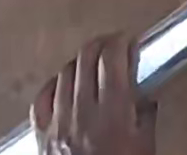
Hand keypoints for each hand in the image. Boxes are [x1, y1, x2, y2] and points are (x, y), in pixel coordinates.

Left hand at [32, 33, 156, 154]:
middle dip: (102, 44)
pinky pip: (42, 99)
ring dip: (81, 62)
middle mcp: (81, 114)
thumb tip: (146, 86)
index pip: (111, 58)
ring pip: (65, 72)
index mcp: (112, 116)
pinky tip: (64, 86)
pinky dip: (54, 86)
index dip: (120, 42)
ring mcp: (57, 125)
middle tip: (114, 47)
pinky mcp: (40, 138)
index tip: (129, 42)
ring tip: (93, 66)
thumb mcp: (145, 150)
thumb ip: (145, 114)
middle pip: (86, 56)